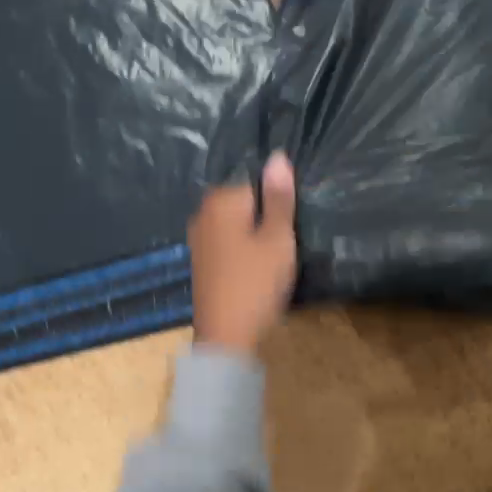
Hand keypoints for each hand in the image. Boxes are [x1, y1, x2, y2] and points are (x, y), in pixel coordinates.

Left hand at [190, 154, 297, 352]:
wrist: (226, 335)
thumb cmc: (256, 283)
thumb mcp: (278, 240)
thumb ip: (280, 199)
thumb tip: (278, 156)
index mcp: (222, 201)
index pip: (256, 181)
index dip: (278, 202)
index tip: (291, 226)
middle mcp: (204, 213)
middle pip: (245, 203)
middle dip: (266, 217)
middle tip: (287, 243)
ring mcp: (200, 239)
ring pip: (237, 225)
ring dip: (257, 236)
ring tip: (276, 258)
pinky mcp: (202, 262)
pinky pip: (230, 244)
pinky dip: (245, 252)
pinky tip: (258, 271)